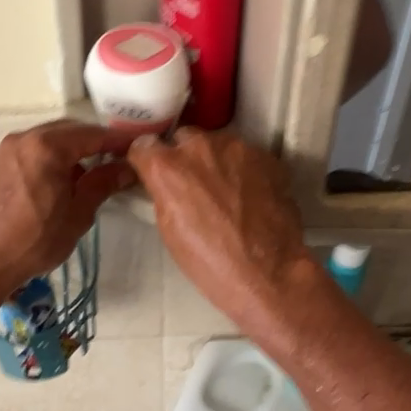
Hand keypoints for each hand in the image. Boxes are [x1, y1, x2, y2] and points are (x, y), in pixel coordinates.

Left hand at [0, 120, 134, 311]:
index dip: (117, 141)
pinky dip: (47, 159)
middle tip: (115, 160)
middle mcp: (22, 139)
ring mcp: (4, 150)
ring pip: (46, 140)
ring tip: (87, 173)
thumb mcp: (77, 214)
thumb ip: (102, 184)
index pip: (91, 134)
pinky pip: (28, 152)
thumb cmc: (35, 241)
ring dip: (69, 151)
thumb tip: (126, 168)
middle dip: (92, 143)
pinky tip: (57, 181)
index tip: (137, 148)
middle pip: (67, 131)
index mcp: (46, 147)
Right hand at [127, 128, 316, 331]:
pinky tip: (249, 196)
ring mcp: (237, 148)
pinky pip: (246, 156)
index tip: (153, 172)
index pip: (144, 145)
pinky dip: (243, 170)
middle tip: (193, 184)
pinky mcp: (266, 156)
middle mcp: (200, 147)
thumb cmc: (207, 260)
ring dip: (216, 161)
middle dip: (185, 156)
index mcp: (167, 167)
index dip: (148, 160)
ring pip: (218, 144)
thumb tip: (166, 182)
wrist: (266, 273)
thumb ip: (163, 192)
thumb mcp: (168, 228)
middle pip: (184, 138)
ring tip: (226, 191)